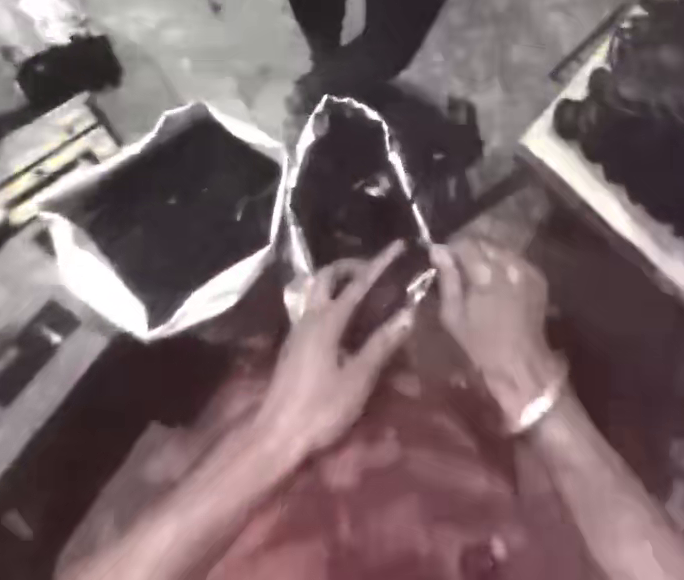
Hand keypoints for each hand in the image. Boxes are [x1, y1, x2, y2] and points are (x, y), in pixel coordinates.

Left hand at [252, 243, 414, 463]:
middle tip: (374, 270)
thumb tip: (408, 314)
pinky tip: (348, 322)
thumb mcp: (357, 379)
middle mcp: (310, 317)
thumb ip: (381, 344)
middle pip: (328, 276)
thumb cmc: (319, 410)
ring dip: (339, 282)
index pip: (358, 283)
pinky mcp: (295, 346)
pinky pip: (315, 308)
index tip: (398, 245)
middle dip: (351, 266)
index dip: (380, 262)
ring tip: (365, 292)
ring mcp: (299, 331)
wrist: (275, 439)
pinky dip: (333, 301)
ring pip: (317, 291)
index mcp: (327, 321)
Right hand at [431, 240, 564, 418]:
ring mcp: (527, 269)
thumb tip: (438, 249)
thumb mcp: (454, 315)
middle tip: (459, 266)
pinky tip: (497, 282)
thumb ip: (447, 278)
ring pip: (500, 249)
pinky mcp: (538, 276)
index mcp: (487, 275)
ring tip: (478, 274)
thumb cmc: (482, 345)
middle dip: (470, 250)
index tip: (445, 257)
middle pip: (485, 243)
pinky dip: (503, 264)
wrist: (522, 364)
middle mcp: (510, 265)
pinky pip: (514, 260)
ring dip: (487, 256)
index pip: (467, 243)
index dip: (453, 247)